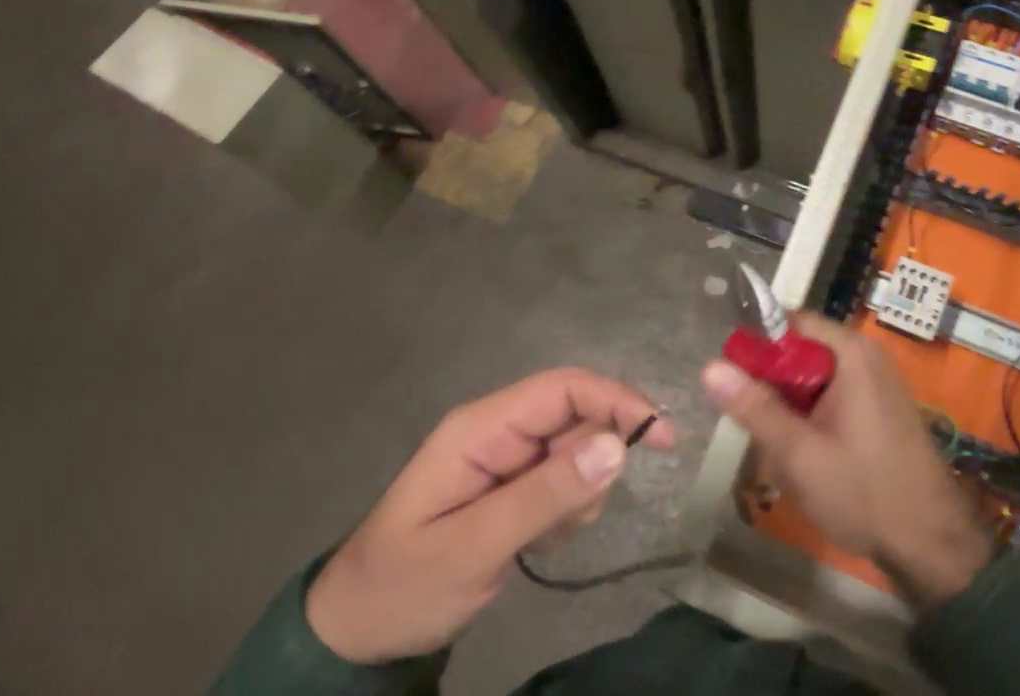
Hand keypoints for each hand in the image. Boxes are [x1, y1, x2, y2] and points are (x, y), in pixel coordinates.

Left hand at [305, 369, 674, 663]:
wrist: (357, 632)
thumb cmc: (403, 586)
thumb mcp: (473, 546)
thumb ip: (545, 495)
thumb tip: (618, 445)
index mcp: (481, 427)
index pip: (564, 388)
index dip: (617, 401)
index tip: (662, 437)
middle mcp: (498, 431)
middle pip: (577, 417)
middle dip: (595, 462)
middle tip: (571, 519)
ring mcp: (507, 459)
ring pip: (579, 451)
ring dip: (580, 495)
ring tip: (540, 539)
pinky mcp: (515, 487)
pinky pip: (567, 482)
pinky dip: (570, 510)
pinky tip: (538, 542)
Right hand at [702, 314, 991, 610]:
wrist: (930, 542)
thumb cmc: (862, 492)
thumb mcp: (797, 453)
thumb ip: (754, 407)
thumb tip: (709, 367)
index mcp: (851, 353)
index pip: (790, 322)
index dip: (755, 347)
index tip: (731, 382)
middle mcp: (866, 357)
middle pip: (801, 351)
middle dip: (771, 385)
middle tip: (751, 425)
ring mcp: (877, 384)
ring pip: (814, 379)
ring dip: (789, 408)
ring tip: (777, 449)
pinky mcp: (880, 410)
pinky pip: (833, 398)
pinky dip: (812, 419)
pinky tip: (803, 457)